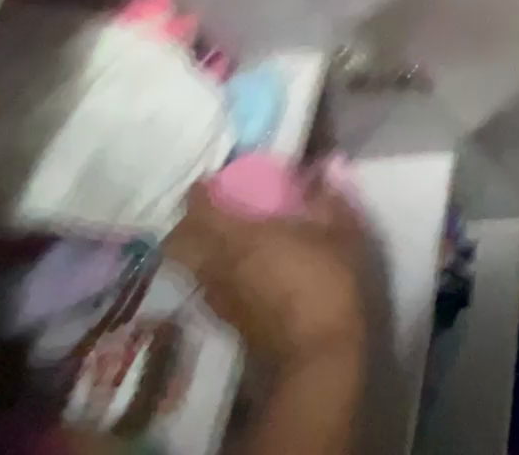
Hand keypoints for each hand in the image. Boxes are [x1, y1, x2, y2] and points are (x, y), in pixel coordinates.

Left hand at [163, 178, 367, 366]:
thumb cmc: (328, 282)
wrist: (317, 350)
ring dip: (197, 247)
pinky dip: (211, 269)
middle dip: (189, 221)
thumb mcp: (340, 233)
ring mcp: (215, 295)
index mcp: (240, 237)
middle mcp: (216, 264)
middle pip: (178, 239)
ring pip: (187, 264)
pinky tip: (239, 269)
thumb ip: (329, 198)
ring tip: (225, 238)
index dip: (200, 190)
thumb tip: (327, 167)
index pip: (200, 208)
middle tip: (213, 209)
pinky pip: (204, 283)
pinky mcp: (223, 317)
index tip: (212, 179)